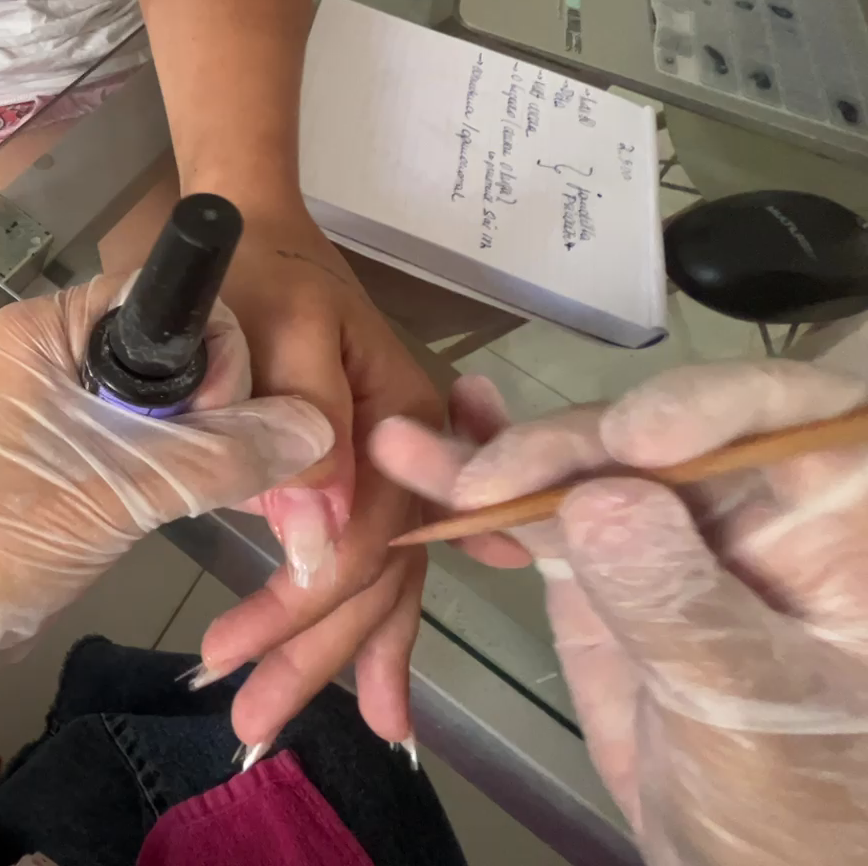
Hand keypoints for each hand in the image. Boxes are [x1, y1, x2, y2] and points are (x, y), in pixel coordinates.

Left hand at [0, 274, 332, 865]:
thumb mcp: (110, 491)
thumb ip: (216, 456)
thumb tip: (318, 426)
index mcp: (45, 329)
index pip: (162, 297)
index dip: (215, 350)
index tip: (226, 419)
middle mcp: (50, 348)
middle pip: (169, 343)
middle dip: (215, 401)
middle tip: (226, 467)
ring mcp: (56, 397)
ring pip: (161, 394)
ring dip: (200, 436)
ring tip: (221, 485)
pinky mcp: (65, 444)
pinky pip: (141, 430)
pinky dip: (176, 458)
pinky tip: (195, 493)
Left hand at [193, 208, 442, 755]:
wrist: (254, 233)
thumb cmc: (253, 272)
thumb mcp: (272, 330)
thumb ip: (296, 422)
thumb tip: (318, 540)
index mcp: (395, 409)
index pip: (367, 530)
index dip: (308, 596)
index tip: (243, 652)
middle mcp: (405, 444)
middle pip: (377, 566)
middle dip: (319, 648)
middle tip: (258, 721)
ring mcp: (385, 456)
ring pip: (378, 568)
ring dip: (348, 647)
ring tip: (323, 723)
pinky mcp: (354, 461)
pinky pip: (369, 546)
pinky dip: (368, 609)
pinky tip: (379, 667)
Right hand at [372, 361, 867, 865]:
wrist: (740, 864)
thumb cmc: (801, 809)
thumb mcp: (754, 711)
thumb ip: (682, 605)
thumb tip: (601, 497)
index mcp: (834, 534)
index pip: (800, 424)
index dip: (720, 405)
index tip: (632, 441)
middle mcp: (743, 512)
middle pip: (644, 437)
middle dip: (557, 449)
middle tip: (481, 487)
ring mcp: (653, 531)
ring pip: (566, 467)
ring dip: (483, 453)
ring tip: (401, 444)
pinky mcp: (581, 557)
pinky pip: (521, 507)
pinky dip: (463, 476)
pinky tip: (416, 444)